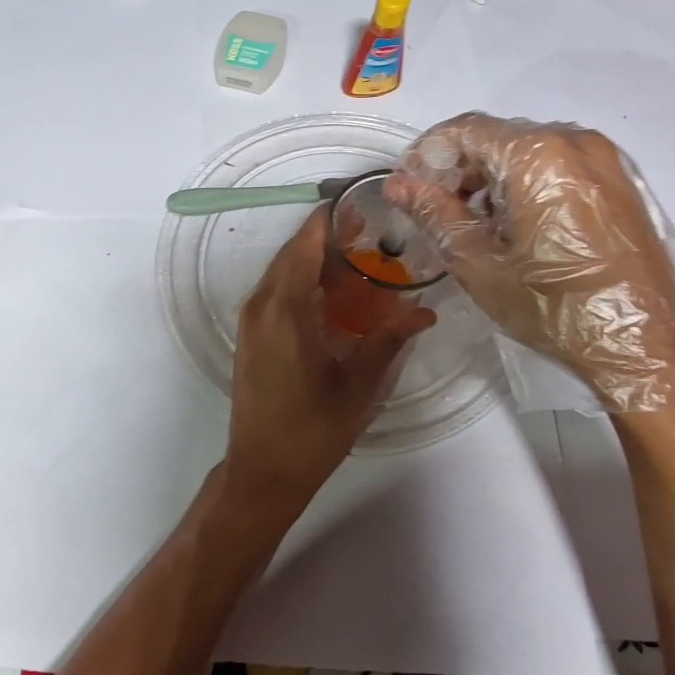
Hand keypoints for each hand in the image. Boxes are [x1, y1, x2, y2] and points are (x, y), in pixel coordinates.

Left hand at [226, 207, 434, 498]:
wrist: (262, 471)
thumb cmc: (311, 432)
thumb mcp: (358, 387)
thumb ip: (387, 340)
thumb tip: (423, 311)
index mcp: (285, 311)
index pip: (304, 245)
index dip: (330, 220)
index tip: (361, 202)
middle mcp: (261, 307)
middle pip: (292, 254)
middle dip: (329, 240)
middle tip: (372, 232)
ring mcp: (251, 322)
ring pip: (283, 274)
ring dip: (316, 263)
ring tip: (360, 261)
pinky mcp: (251, 337)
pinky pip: (277, 294)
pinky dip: (305, 285)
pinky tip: (336, 299)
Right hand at [385, 112, 674, 411]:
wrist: (642, 344)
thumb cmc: (552, 307)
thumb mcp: (479, 263)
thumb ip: (435, 214)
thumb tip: (398, 185)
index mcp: (538, 155)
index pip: (466, 130)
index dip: (427, 155)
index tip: (408, 189)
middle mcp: (575, 143)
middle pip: (499, 138)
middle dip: (460, 170)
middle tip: (436, 214)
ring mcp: (606, 161)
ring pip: (530, 153)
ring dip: (493, 180)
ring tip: (475, 228)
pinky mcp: (622, 183)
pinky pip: (561, 168)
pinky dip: (528, 187)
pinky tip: (517, 230)